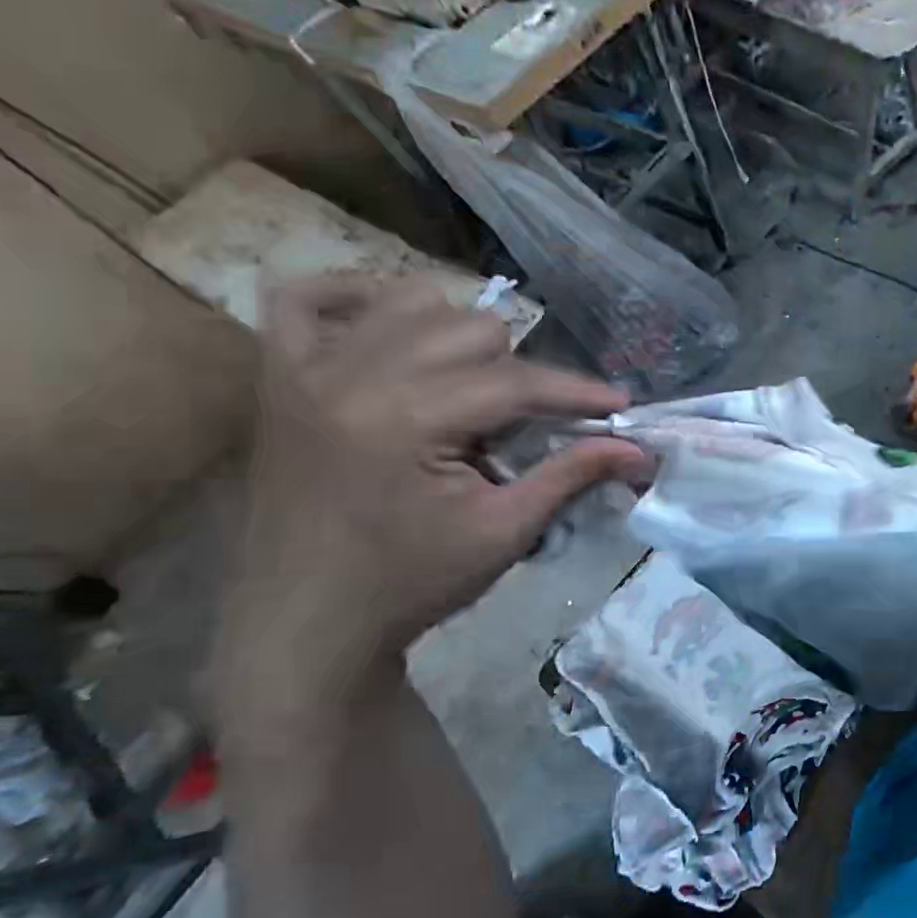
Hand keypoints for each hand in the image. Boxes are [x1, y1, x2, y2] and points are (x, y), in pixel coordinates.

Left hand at [214, 275, 646, 722]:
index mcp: (404, 420)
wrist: (309, 620)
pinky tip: (396, 330)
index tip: (622, 404)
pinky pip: (306, 298)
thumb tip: (639, 450)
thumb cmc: (414, 581)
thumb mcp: (507, 530)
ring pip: (409, 303)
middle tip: (534, 423)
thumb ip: (573, 475)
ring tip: (476, 388)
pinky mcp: (277, 376)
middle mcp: (350, 375)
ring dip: (459, 337)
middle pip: (471, 328)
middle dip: (520, 372)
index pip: (513, 381)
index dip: (577, 391)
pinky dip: (359, 299)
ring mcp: (304, 368)